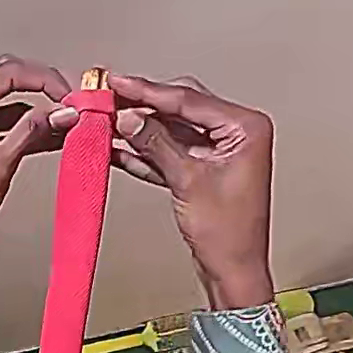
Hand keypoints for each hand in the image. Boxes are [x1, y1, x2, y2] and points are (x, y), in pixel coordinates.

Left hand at [0, 56, 71, 254]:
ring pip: (8, 103)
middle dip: (42, 89)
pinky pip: (3, 124)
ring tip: (65, 121)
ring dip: (37, 112)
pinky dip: (26, 128)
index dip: (43, 80)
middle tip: (68, 100)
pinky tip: (51, 134)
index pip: (6, 75)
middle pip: (7, 82)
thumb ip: (30, 133)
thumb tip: (60, 113)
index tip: (66, 93)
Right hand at [106, 74, 275, 309]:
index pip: (188, 100)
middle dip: (143, 106)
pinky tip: (120, 147)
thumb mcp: (187, 181)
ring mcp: (218, 152)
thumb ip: (156, 144)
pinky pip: (170, 152)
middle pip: (180, 109)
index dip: (148, 91)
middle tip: (109, 98)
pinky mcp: (202, 170)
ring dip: (140, 129)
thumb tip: (129, 118)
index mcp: (245, 128)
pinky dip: (146, 152)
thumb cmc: (228, 233)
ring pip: (171, 130)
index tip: (118, 82)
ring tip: (108, 121)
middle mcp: (235, 134)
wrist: (233, 269)